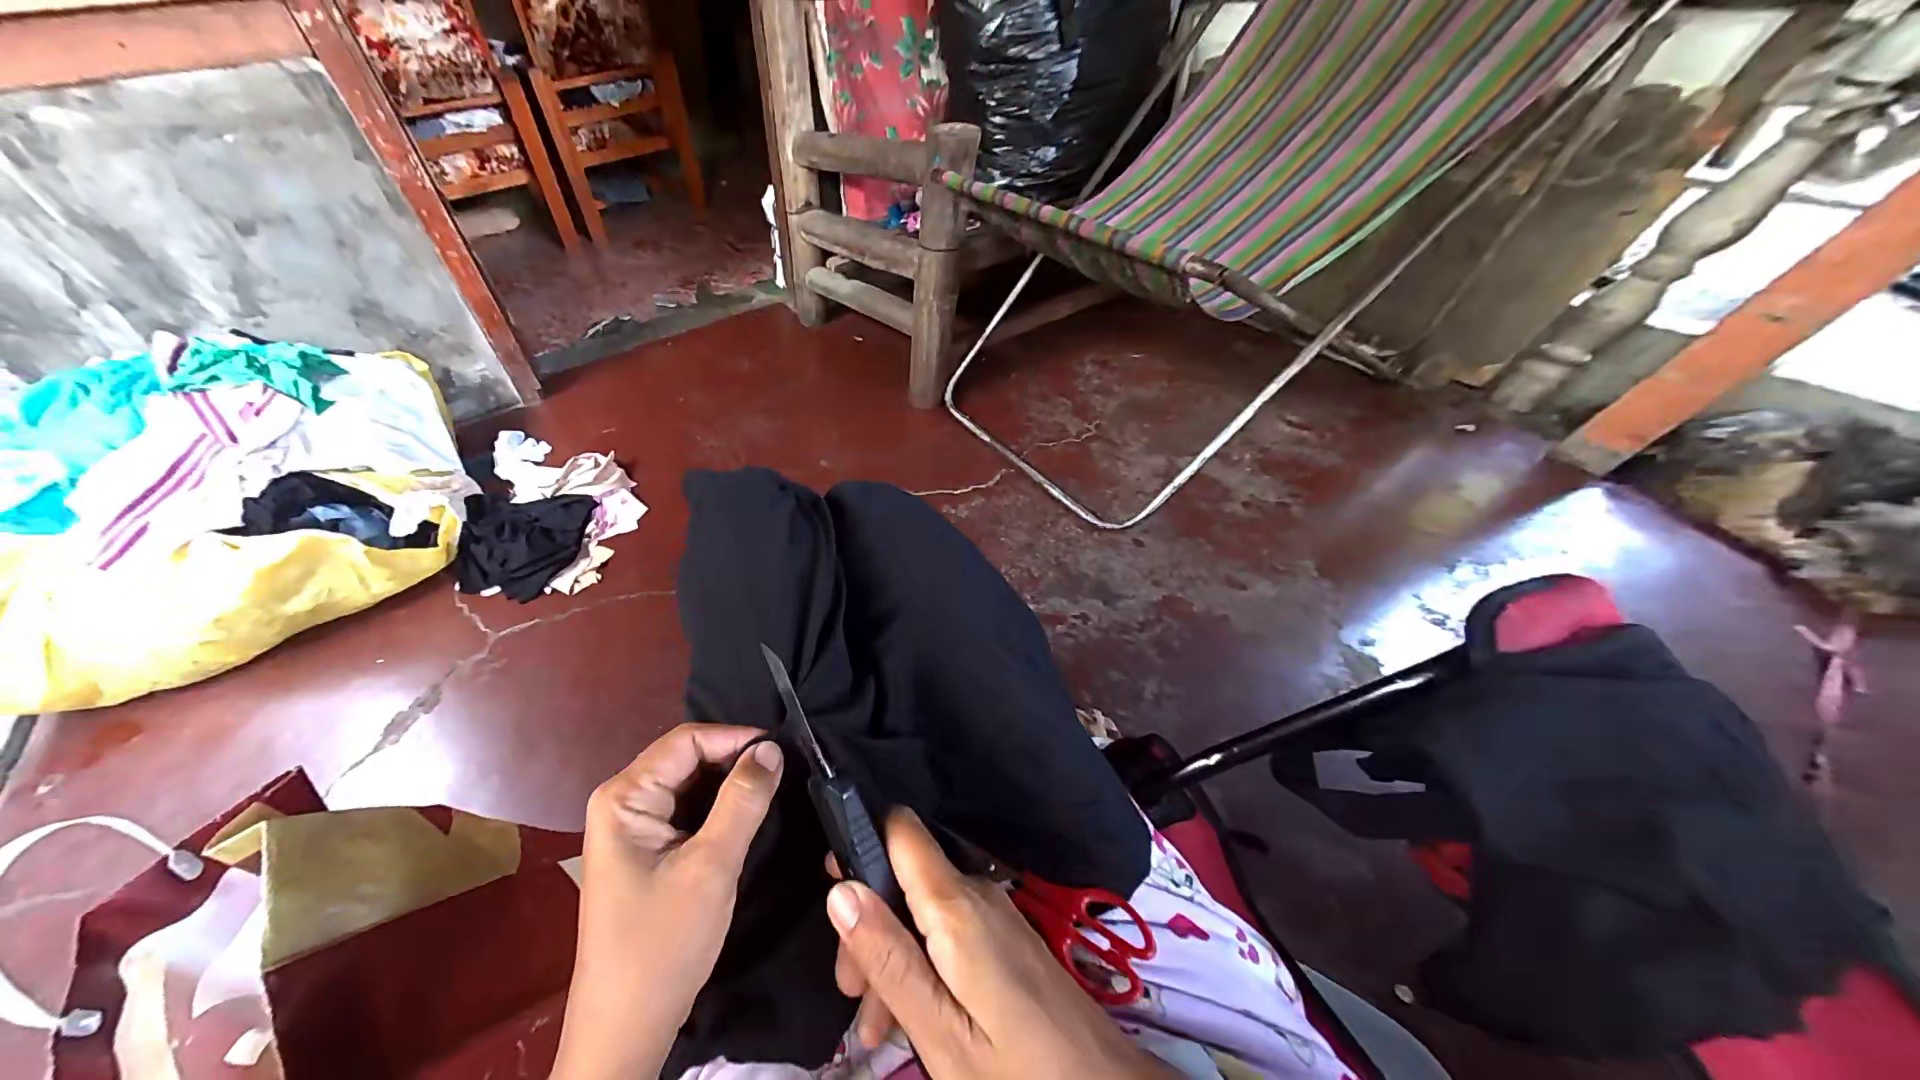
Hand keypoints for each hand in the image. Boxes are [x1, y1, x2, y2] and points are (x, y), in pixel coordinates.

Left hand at [553, 724, 783, 1079]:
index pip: (687, 741)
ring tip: (775, 786)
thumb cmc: (663, 944)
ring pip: (691, 783)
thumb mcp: (711, 866)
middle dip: (735, 759)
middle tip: (785, 770)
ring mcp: (633, 827)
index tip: (783, 752)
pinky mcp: (647, 849)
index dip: (736, 738)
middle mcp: (623, 802)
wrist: (626, 1027)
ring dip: (731, 784)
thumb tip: (772, 748)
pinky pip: (688, 810)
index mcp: (624, 797)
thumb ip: (743, 801)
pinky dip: (720, 807)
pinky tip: (750, 813)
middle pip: (687, 757)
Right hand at [826, 810, 1176, 1079]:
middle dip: (867, 925)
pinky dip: (920, 960)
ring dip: (890, 954)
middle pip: (901, 876)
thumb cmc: (1018, 1068)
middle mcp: (975, 891)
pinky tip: (912, 1014)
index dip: (861, 841)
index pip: (900, 827)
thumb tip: (840, 890)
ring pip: (920, 908)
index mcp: (955, 905)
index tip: (832, 890)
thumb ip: (888, 957)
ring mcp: (991, 910)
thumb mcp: (939, 1030)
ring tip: (878, 1027)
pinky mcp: (1001, 933)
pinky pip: (946, 926)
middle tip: (851, 997)